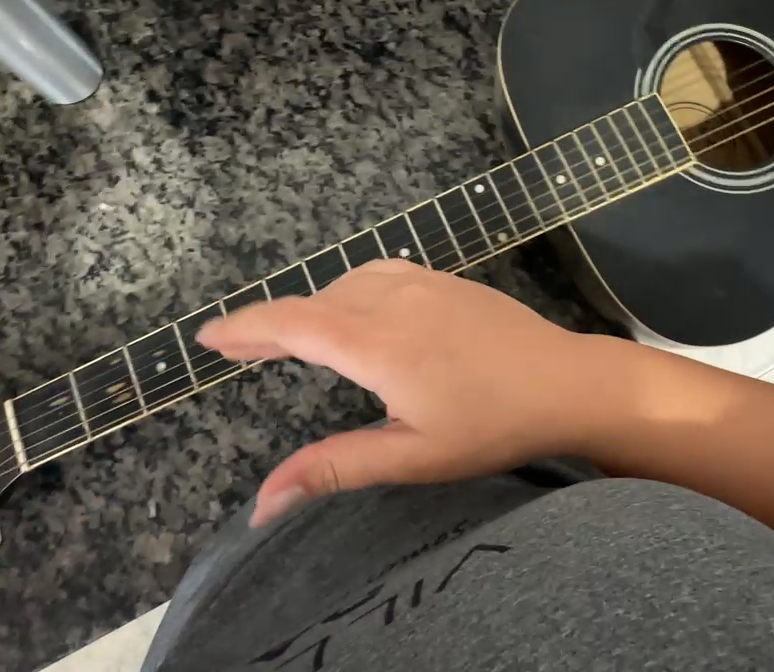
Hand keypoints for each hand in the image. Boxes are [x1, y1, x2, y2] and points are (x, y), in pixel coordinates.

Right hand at [197, 260, 629, 524]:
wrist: (566, 380)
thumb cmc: (492, 424)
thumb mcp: (414, 457)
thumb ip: (336, 467)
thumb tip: (263, 500)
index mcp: (379, 343)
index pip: (294, 324)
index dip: (245, 328)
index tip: (207, 337)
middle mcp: (394, 299)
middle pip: (315, 302)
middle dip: (272, 324)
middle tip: (240, 352)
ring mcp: (424, 282)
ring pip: (347, 283)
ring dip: (313, 306)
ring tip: (292, 337)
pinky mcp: (446, 279)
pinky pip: (380, 272)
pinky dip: (349, 290)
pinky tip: (357, 310)